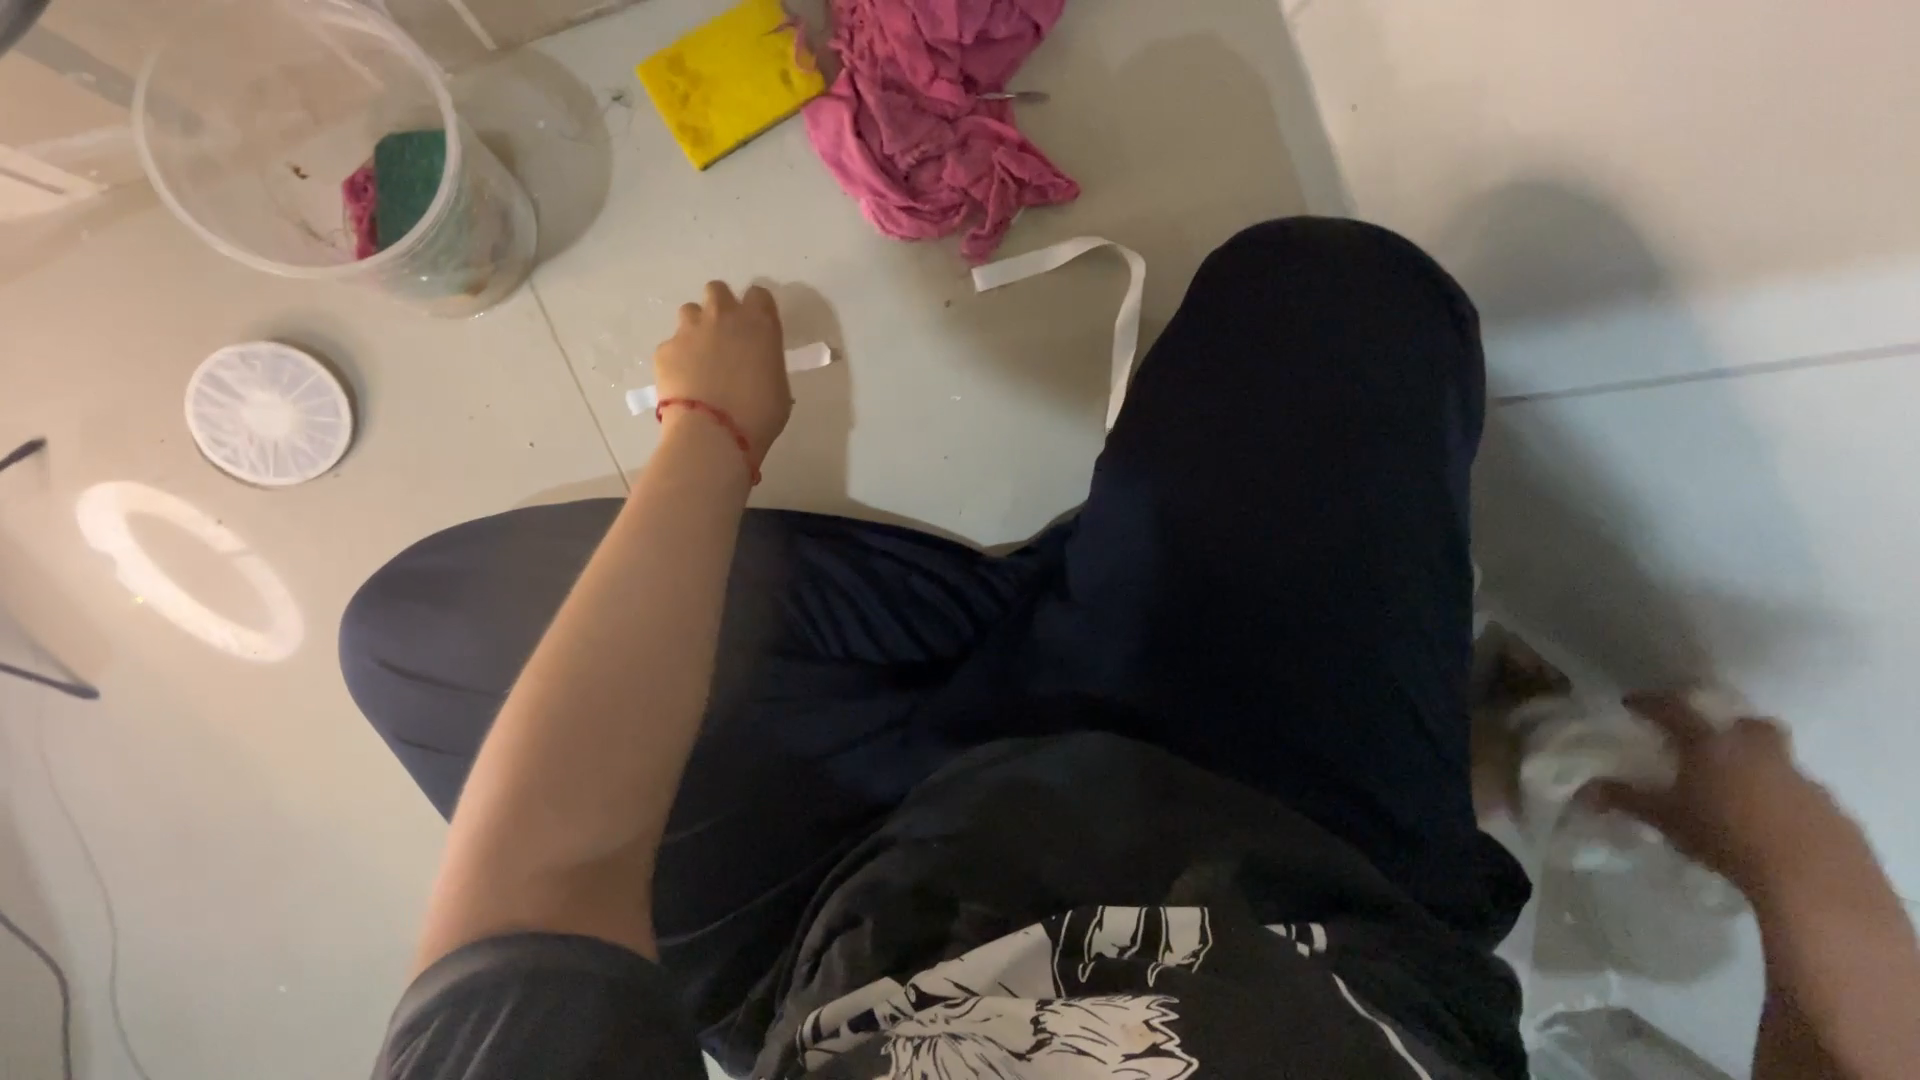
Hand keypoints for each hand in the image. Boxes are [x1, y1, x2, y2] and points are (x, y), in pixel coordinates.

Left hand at [653, 282, 791, 464]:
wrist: (714, 432)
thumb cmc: (759, 414)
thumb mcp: (779, 387)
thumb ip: (767, 363)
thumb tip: (756, 365)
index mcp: (759, 323)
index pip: (758, 294)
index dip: (756, 309)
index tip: (756, 327)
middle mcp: (723, 317)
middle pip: (717, 291)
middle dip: (720, 308)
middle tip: (724, 336)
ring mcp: (689, 330)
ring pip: (689, 312)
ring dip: (696, 329)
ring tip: (700, 359)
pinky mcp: (664, 349)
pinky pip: (671, 347)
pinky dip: (677, 360)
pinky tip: (683, 383)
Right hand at [1593, 692, 1860, 895]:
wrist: (1811, 877)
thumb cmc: (1724, 836)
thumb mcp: (1664, 819)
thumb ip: (1626, 800)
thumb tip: (1584, 790)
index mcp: (1710, 746)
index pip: (1675, 710)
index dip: (1651, 703)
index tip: (1633, 703)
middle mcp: (1756, 752)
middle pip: (1748, 724)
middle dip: (1730, 727)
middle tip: (1708, 743)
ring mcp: (1800, 779)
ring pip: (1778, 759)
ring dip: (1757, 766)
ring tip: (1736, 791)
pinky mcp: (1829, 810)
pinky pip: (1800, 794)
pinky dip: (1782, 799)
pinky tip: (1768, 823)